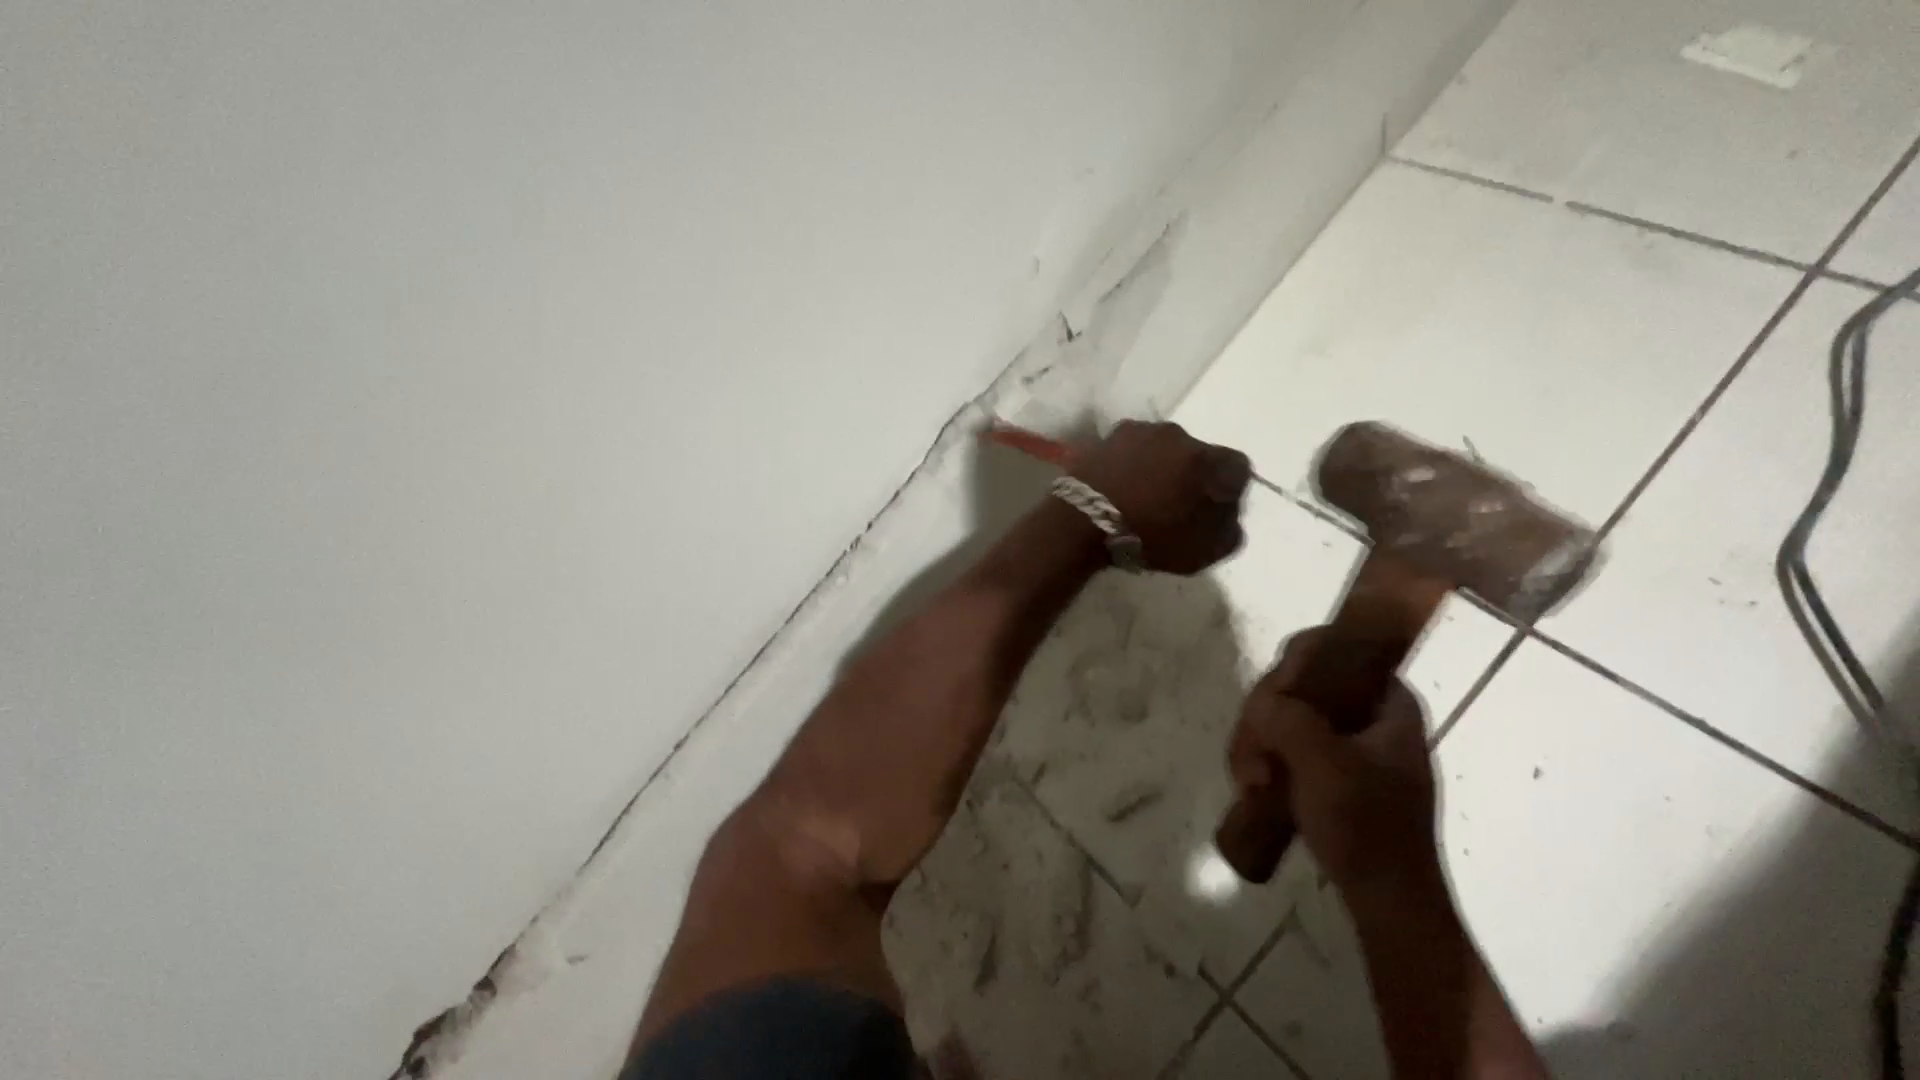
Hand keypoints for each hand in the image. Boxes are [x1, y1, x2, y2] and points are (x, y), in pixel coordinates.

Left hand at [1069, 420, 1250, 574]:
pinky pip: (1131, 450)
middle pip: (1197, 455)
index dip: (1230, 491)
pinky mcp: (1107, 436)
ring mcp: (1140, 430)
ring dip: (1159, 467)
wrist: (1081, 523)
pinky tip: (1120, 487)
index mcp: (1207, 458)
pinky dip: (1130, 465)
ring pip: (1162, 449)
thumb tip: (1229, 512)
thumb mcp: (1206, 550)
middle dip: (1192, 477)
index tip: (1214, 512)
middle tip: (1175, 506)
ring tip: (1142, 496)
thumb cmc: (1151, 539)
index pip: (1237, 467)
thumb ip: (1231, 528)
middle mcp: (1178, 434)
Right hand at [1228, 628, 1441, 895]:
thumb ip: (1288, 718)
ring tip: (1247, 782)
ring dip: (1260, 744)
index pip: (1332, 652)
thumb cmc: (1366, 827)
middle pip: (1302, 686)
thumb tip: (1261, 704)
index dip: (1291, 670)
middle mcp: (1373, 715)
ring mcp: (1355, 746)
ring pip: (1290, 718)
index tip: (1266, 705)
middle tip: (1249, 757)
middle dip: (1266, 718)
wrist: (1388, 902)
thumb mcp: (1324, 765)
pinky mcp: (1338, 775)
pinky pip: (1292, 748)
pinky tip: (1253, 787)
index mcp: (1388, 701)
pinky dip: (1269, 761)